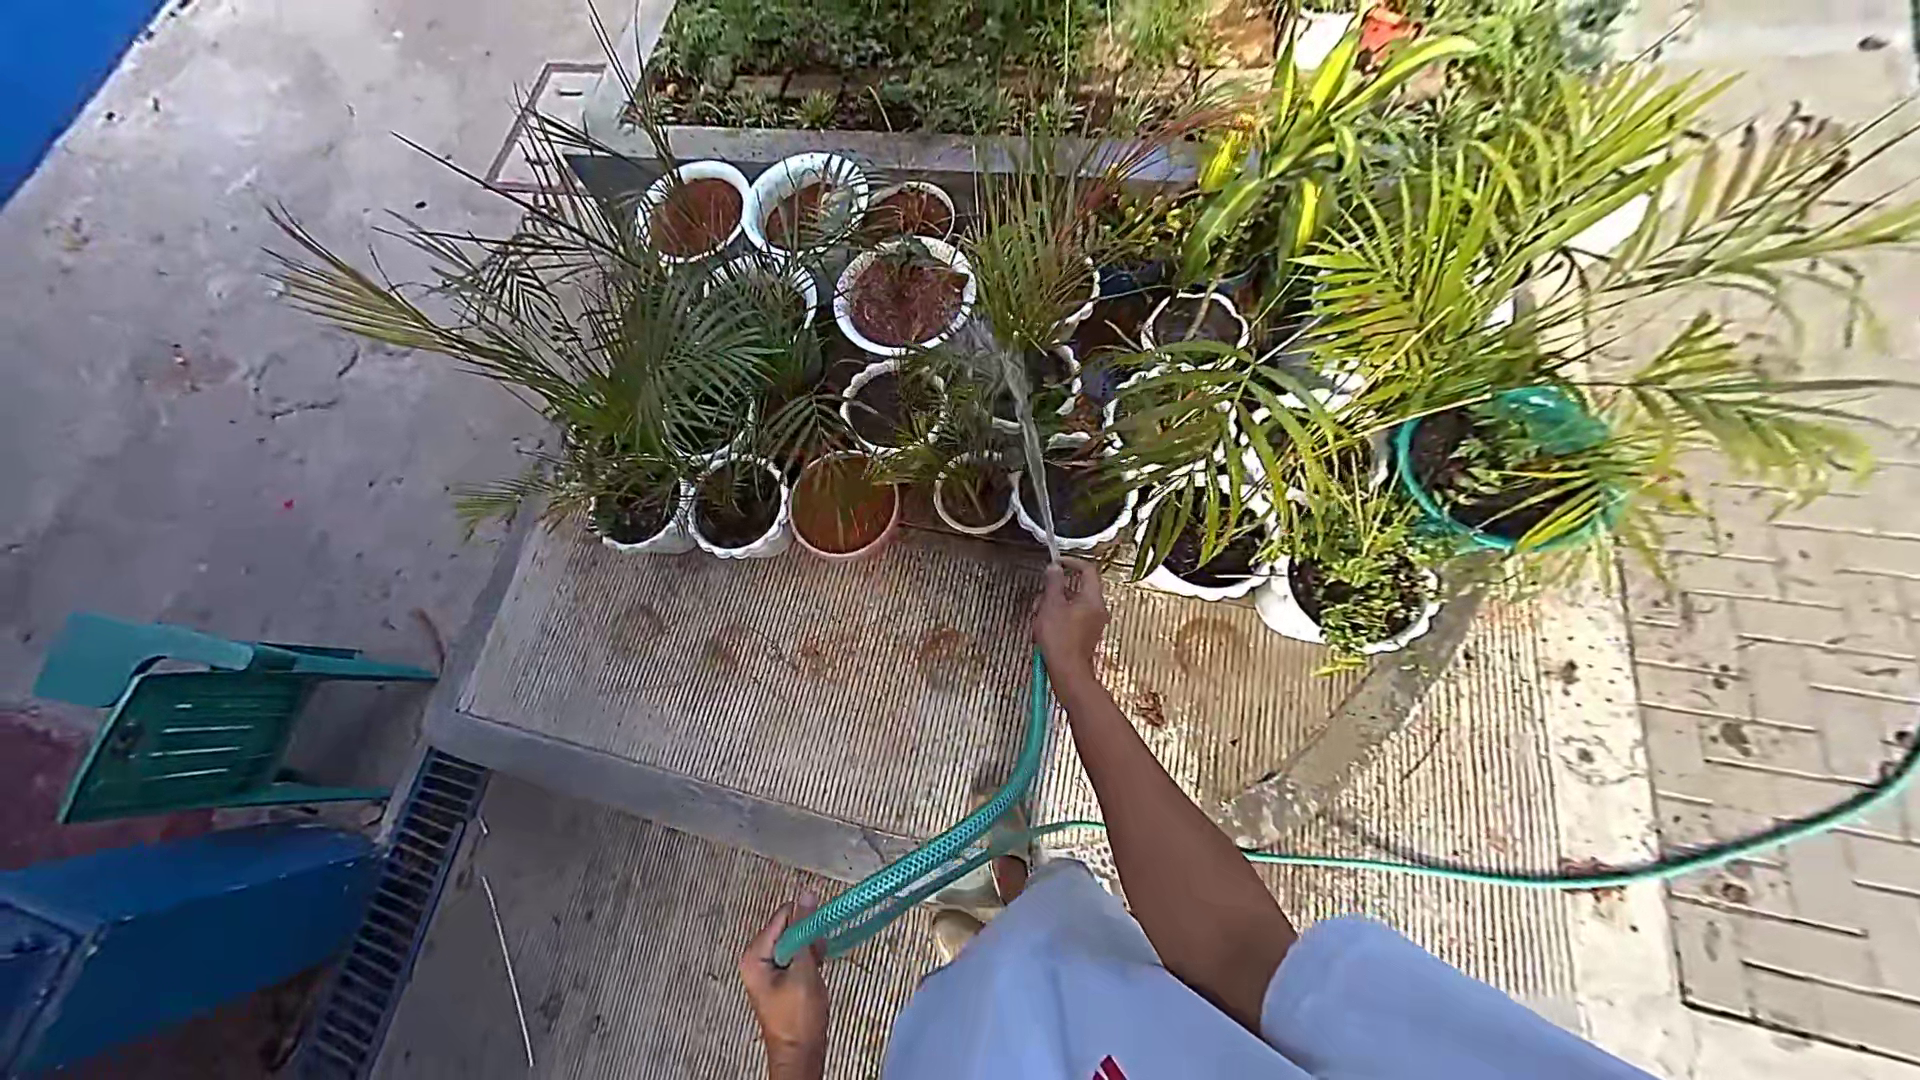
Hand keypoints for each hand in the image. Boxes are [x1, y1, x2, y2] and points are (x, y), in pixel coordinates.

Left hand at [738, 892, 828, 1079]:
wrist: (801, 1055)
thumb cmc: (799, 1019)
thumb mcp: (804, 969)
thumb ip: (805, 929)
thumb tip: (807, 894)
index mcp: (754, 954)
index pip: (784, 915)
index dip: (804, 922)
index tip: (815, 940)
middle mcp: (757, 956)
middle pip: (790, 924)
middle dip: (808, 937)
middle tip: (813, 960)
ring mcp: (768, 965)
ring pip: (797, 937)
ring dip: (810, 948)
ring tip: (813, 971)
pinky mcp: (780, 972)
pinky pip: (798, 950)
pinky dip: (809, 957)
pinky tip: (812, 973)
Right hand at [1033, 558, 1108, 684]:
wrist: (1067, 671)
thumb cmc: (1060, 639)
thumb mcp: (1051, 605)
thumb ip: (1053, 583)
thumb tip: (1055, 568)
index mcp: (1092, 599)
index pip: (1088, 570)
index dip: (1072, 562)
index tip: (1057, 563)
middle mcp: (1096, 609)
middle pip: (1076, 588)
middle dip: (1054, 591)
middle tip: (1040, 599)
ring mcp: (1092, 623)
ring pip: (1070, 604)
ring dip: (1052, 606)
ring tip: (1038, 618)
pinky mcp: (1084, 635)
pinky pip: (1070, 618)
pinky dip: (1056, 619)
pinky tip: (1042, 629)